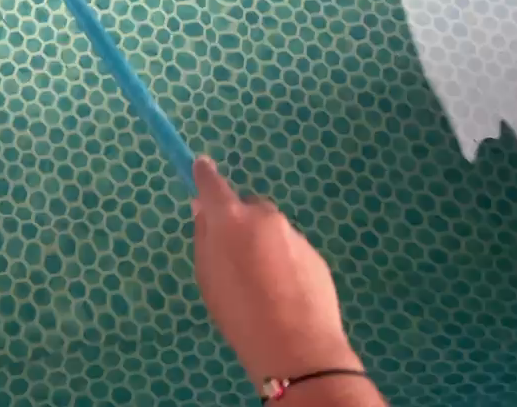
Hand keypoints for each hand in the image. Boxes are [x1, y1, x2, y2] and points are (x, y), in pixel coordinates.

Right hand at [192, 156, 362, 384]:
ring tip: (263, 283)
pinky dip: (284, 262)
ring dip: (263, 244)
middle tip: (234, 255)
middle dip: (239, 222)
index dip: (204, 173)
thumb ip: (204, 235)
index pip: (211, 181)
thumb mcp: (207, 274)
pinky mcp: (315, 255)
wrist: (298, 349)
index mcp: (229, 217)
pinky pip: (291, 249)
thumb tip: (204, 209)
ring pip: (271, 230)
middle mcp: (262, 216)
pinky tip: (285, 293)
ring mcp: (293, 234)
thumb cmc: (239, 311)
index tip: (201, 167)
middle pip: (246, 207)